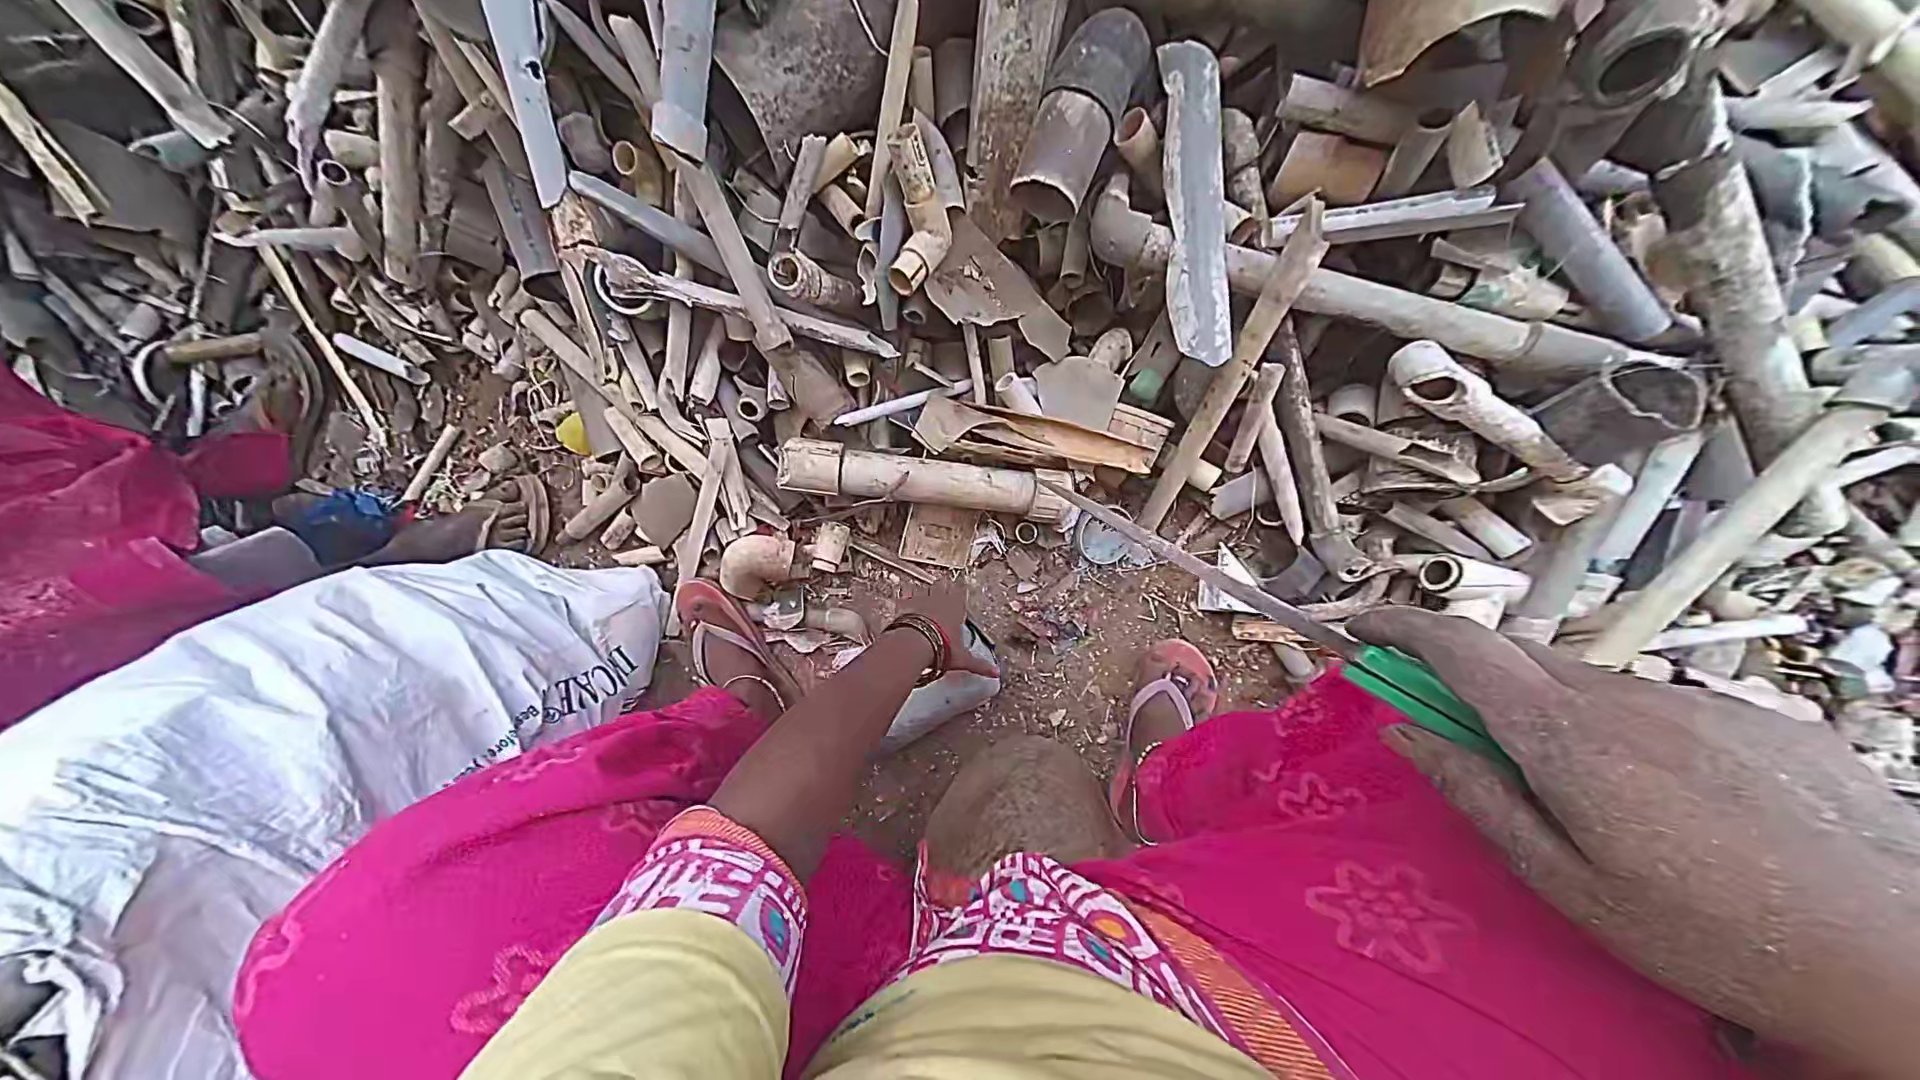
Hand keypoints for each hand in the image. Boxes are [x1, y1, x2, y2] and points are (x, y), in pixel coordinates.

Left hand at [896, 581, 998, 677]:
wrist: (915, 645)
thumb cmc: (940, 648)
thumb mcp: (962, 659)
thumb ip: (978, 664)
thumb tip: (994, 673)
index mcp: (955, 609)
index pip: (960, 592)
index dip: (958, 592)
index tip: (957, 595)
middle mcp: (939, 600)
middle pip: (942, 584)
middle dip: (941, 588)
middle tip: (940, 594)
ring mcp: (921, 599)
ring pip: (924, 586)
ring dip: (923, 590)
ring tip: (922, 596)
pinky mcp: (904, 603)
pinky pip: (905, 591)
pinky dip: (905, 594)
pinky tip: (904, 599)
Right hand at [1349, 607, 1919, 1078]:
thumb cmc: (1715, 936)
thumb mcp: (1562, 879)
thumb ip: (1473, 791)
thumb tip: (1403, 733)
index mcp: (1563, 734)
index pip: (1456, 644)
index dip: (1396, 624)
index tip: (1358, 627)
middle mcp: (1621, 696)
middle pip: (1511, 655)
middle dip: (1462, 674)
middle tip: (1452, 727)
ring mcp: (1693, 700)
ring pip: (1580, 680)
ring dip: (1541, 707)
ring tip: (1577, 786)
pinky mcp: (1755, 717)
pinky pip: (1649, 702)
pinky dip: (1613, 725)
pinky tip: (1665, 796)